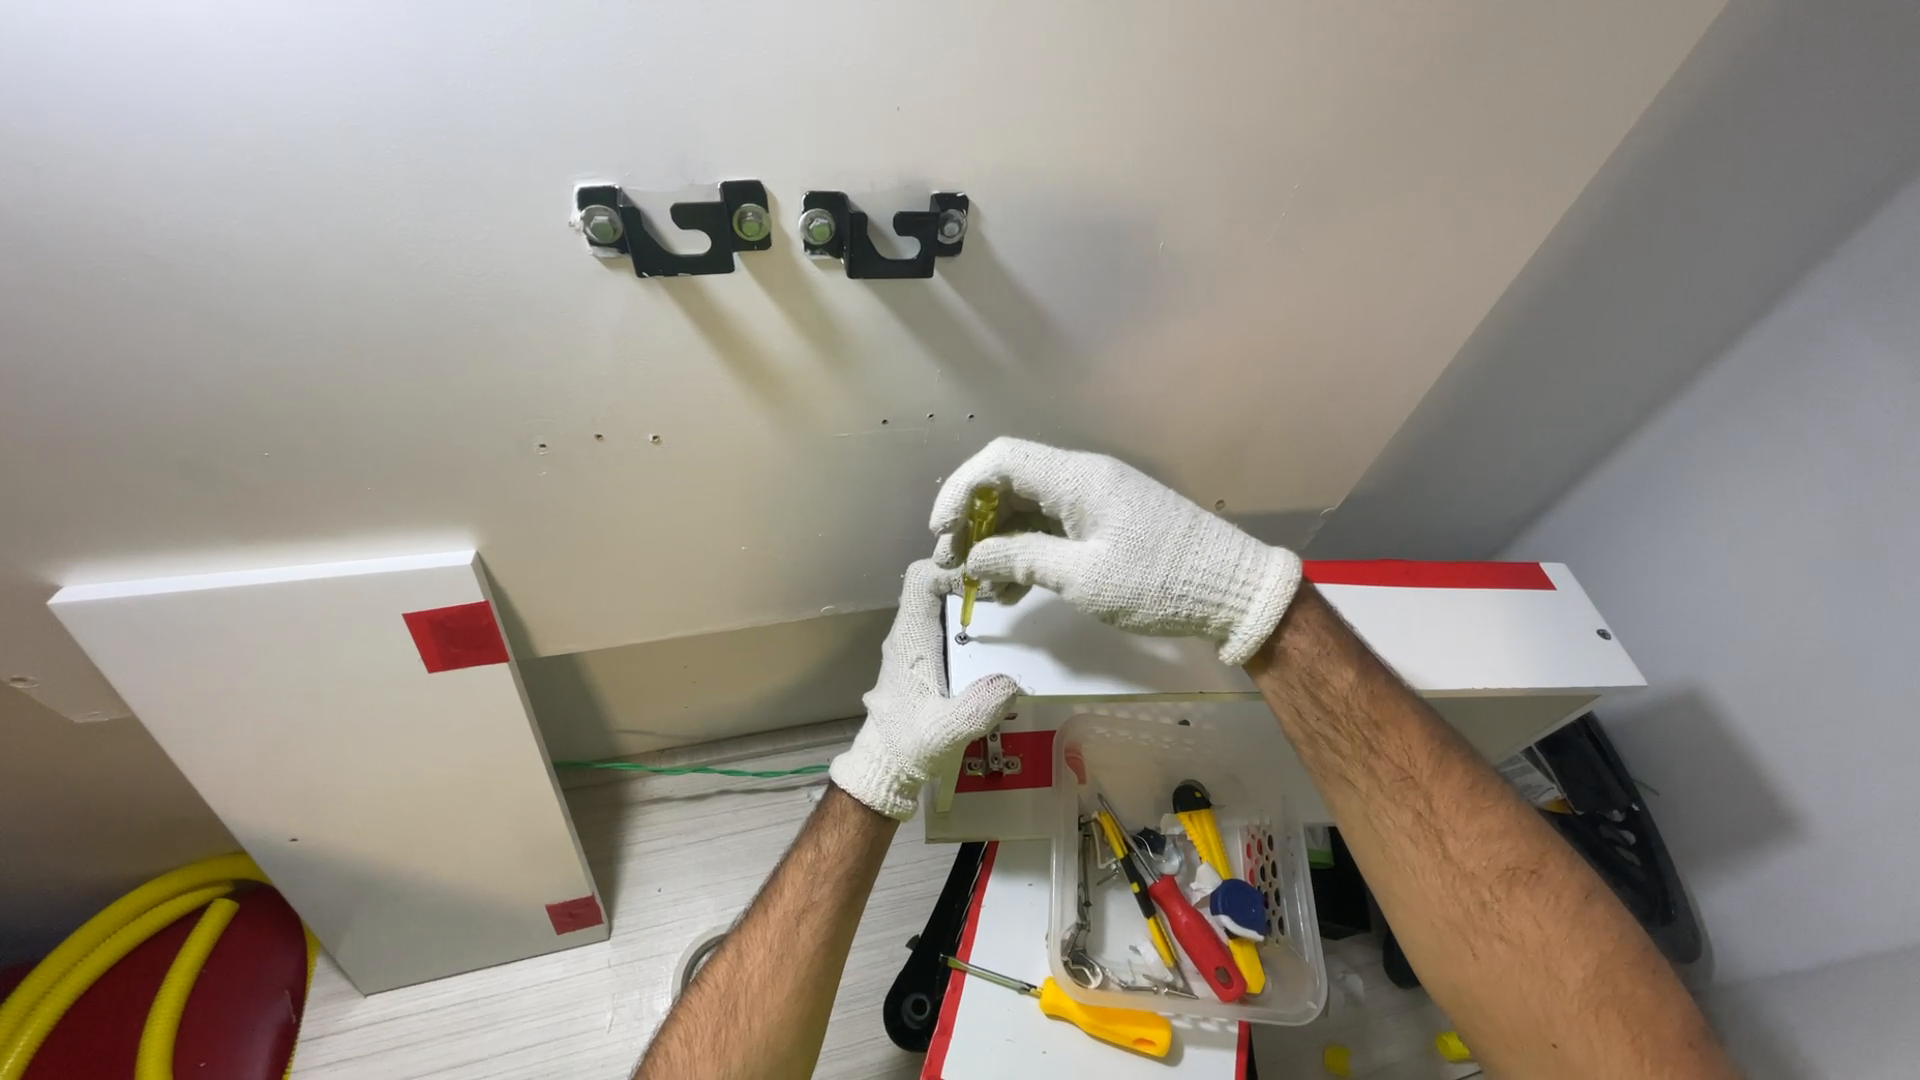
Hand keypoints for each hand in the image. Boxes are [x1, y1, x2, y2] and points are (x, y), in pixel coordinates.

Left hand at [829, 560, 1019, 818]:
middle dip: (968, 579)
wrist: (888, 767)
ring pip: (940, 602)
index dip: (951, 570)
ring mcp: (914, 644)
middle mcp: (909, 634)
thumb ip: (977, 707)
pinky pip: (945, 622)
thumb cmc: (910, 745)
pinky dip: (969, 618)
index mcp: (909, 639)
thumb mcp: (946, 731)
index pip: (921, 578)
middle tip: (1006, 593)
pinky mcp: (923, 657)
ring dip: (970, 598)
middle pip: (934, 583)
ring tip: (1007, 610)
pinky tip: (995, 638)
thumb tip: (1011, 683)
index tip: (984, 585)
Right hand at [930, 437, 1302, 666]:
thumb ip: (1020, 560)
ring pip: (1027, 508)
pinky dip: (1026, 551)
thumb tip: (973, 558)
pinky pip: (1051, 526)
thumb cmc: (1158, 582)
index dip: (960, 490)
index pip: (1000, 460)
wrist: (1231, 591)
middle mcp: (1082, 478)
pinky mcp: (1105, 521)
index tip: (940, 531)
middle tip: (953, 565)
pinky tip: (1011, 587)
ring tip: (980, 586)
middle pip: (1009, 483)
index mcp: (1076, 478)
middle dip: (973, 522)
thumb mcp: (1083, 578)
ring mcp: (1095, 499)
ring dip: (997, 542)